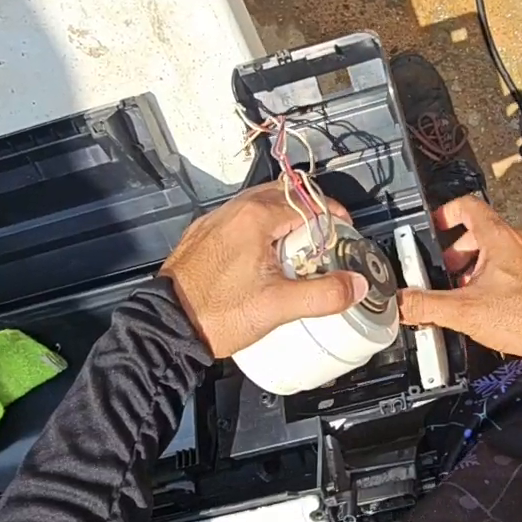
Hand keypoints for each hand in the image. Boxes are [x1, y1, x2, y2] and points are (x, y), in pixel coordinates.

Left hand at [161, 184, 367, 356]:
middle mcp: (234, 211)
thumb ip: (324, 294)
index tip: (343, 231)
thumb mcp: (279, 307)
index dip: (332, 215)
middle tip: (324, 239)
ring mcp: (216, 221)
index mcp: (256, 217)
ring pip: (260, 205)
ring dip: (284, 220)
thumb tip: (354, 285)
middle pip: (285, 195)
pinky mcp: (203, 236)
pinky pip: (240, 220)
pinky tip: (264, 259)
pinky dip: (260, 229)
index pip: (308, 202)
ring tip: (297, 250)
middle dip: (310, 212)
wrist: (167, 326)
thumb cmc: (216, 313)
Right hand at [398, 196, 521, 363]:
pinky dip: (495, 278)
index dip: (445, 213)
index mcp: (500, 238)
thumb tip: (399, 303)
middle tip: (444, 272)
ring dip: (475, 266)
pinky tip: (488, 304)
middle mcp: (520, 242)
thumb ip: (426, 306)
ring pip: (497, 251)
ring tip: (463, 292)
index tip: (433, 226)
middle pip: (480, 232)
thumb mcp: (465, 312)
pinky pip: (513, 267)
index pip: (468, 206)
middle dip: (457, 251)